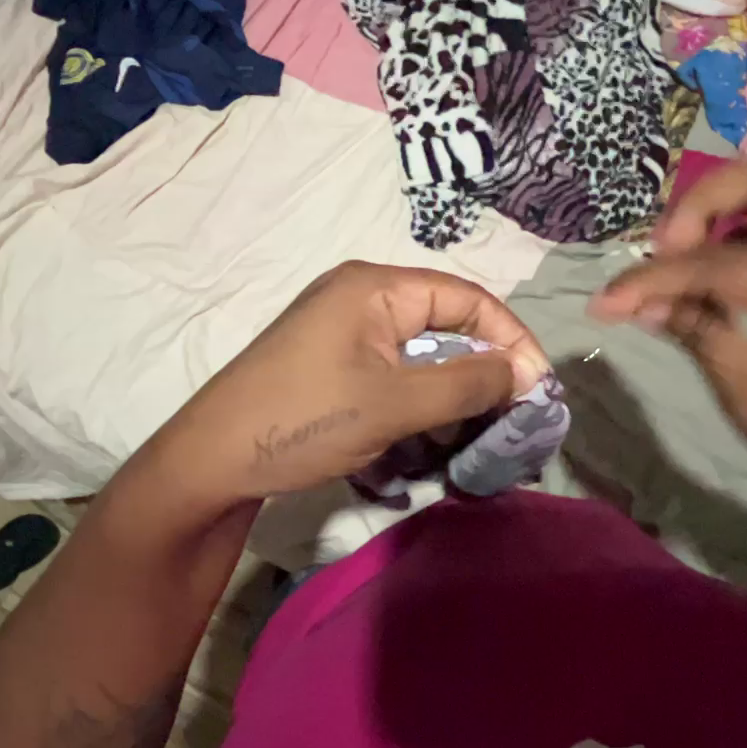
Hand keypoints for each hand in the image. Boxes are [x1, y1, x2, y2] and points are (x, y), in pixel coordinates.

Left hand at [151, 261, 550, 505]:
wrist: (211, 461)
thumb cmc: (304, 420)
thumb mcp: (394, 403)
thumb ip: (465, 383)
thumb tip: (524, 372)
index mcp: (376, 286)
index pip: (466, 297)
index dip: (509, 338)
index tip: (536, 387)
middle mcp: (361, 296)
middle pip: (444, 323)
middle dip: (481, 370)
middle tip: (510, 417)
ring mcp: (342, 329)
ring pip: (419, 353)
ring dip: (450, 392)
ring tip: (472, 436)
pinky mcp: (330, 361)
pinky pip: (392, 371)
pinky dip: (417, 400)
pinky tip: (427, 438)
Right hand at [589, 157, 746, 511]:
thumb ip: (699, 334)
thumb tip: (640, 304)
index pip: (722, 263)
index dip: (656, 279)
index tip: (607, 301)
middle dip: (705, 199)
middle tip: (667, 246)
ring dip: (722, 204)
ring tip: (682, 251)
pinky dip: (740, 224)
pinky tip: (712, 268)